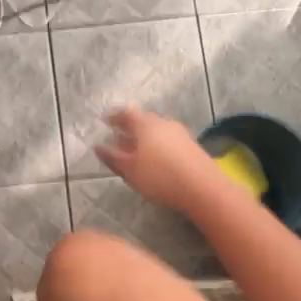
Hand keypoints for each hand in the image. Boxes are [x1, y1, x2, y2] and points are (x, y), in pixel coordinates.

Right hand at [94, 106, 221, 211]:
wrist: (203, 187)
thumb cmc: (159, 176)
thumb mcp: (130, 170)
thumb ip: (112, 157)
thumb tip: (97, 146)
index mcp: (145, 124)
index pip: (126, 113)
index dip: (115, 116)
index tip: (106, 121)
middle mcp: (162, 122)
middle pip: (143, 119)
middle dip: (130, 127)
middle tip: (119, 135)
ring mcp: (179, 132)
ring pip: (156, 129)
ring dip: (144, 136)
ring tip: (136, 148)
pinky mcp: (191, 145)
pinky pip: (168, 139)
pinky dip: (157, 144)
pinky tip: (156, 157)